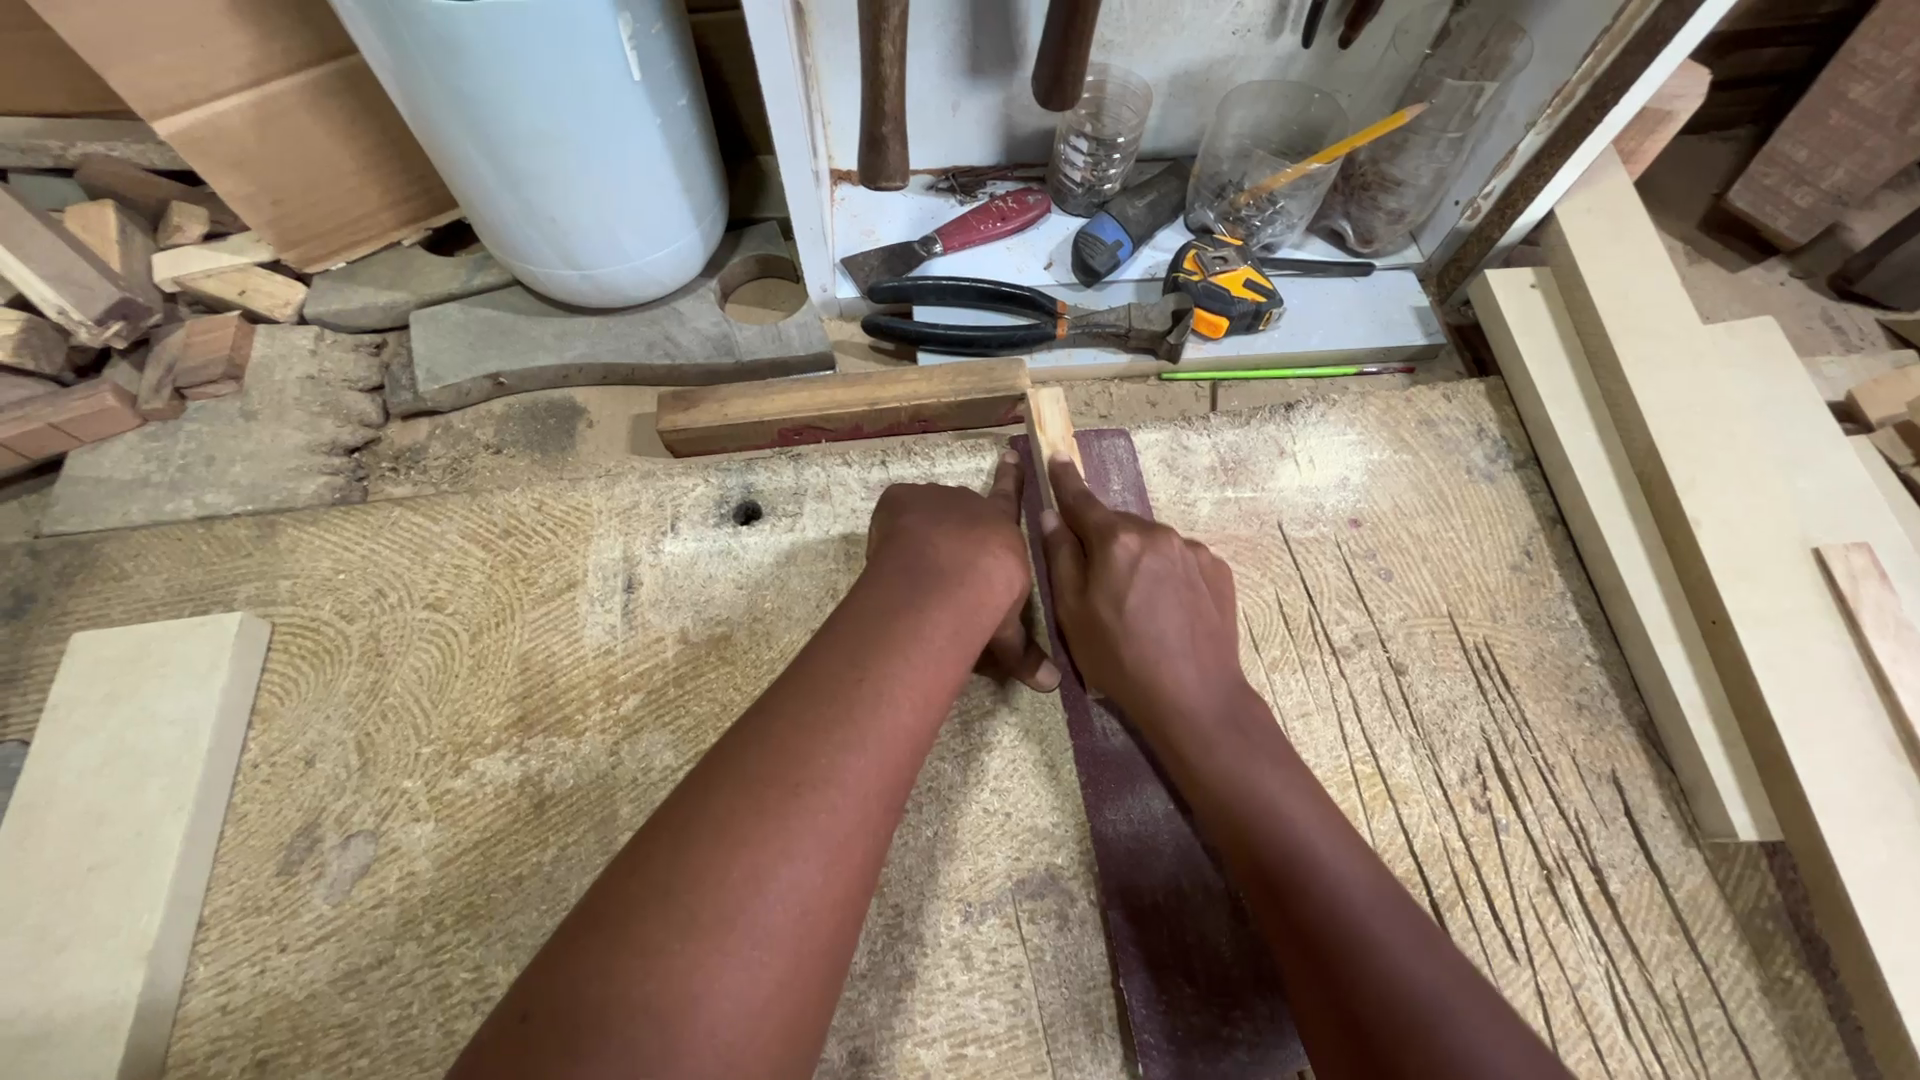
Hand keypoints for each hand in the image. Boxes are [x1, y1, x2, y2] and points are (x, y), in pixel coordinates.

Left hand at [866, 451, 1059, 692]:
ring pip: (928, 509)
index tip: (1011, 455)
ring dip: (923, 529)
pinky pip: (896, 507)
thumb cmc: (989, 600)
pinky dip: (891, 526)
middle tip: (945, 556)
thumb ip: (1022, 653)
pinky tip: (889, 551)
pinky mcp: (901, 499)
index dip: (1012, 478)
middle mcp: (970, 507)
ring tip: (913, 563)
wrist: (952, 574)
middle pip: (963, 509)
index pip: (1010, 498)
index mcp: (1001, 530)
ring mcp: (935, 498)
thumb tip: (1051, 684)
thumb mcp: (1007, 630)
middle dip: (956, 525)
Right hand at [1039, 457, 1248, 727]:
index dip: (1065, 479)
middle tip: (1096, 583)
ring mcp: (1192, 549)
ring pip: (1150, 544)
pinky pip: (1179, 560)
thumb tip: (1052, 516)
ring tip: (1137, 605)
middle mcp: (1157, 533)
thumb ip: (1060, 558)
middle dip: (1103, 541)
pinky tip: (1166, 610)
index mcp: (1115, 539)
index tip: (1057, 456)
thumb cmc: (1119, 658)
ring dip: (1137, 559)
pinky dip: (1166, 574)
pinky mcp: (1218, 569)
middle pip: (1118, 525)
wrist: (1194, 695)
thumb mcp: (1072, 613)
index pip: (1082, 500)